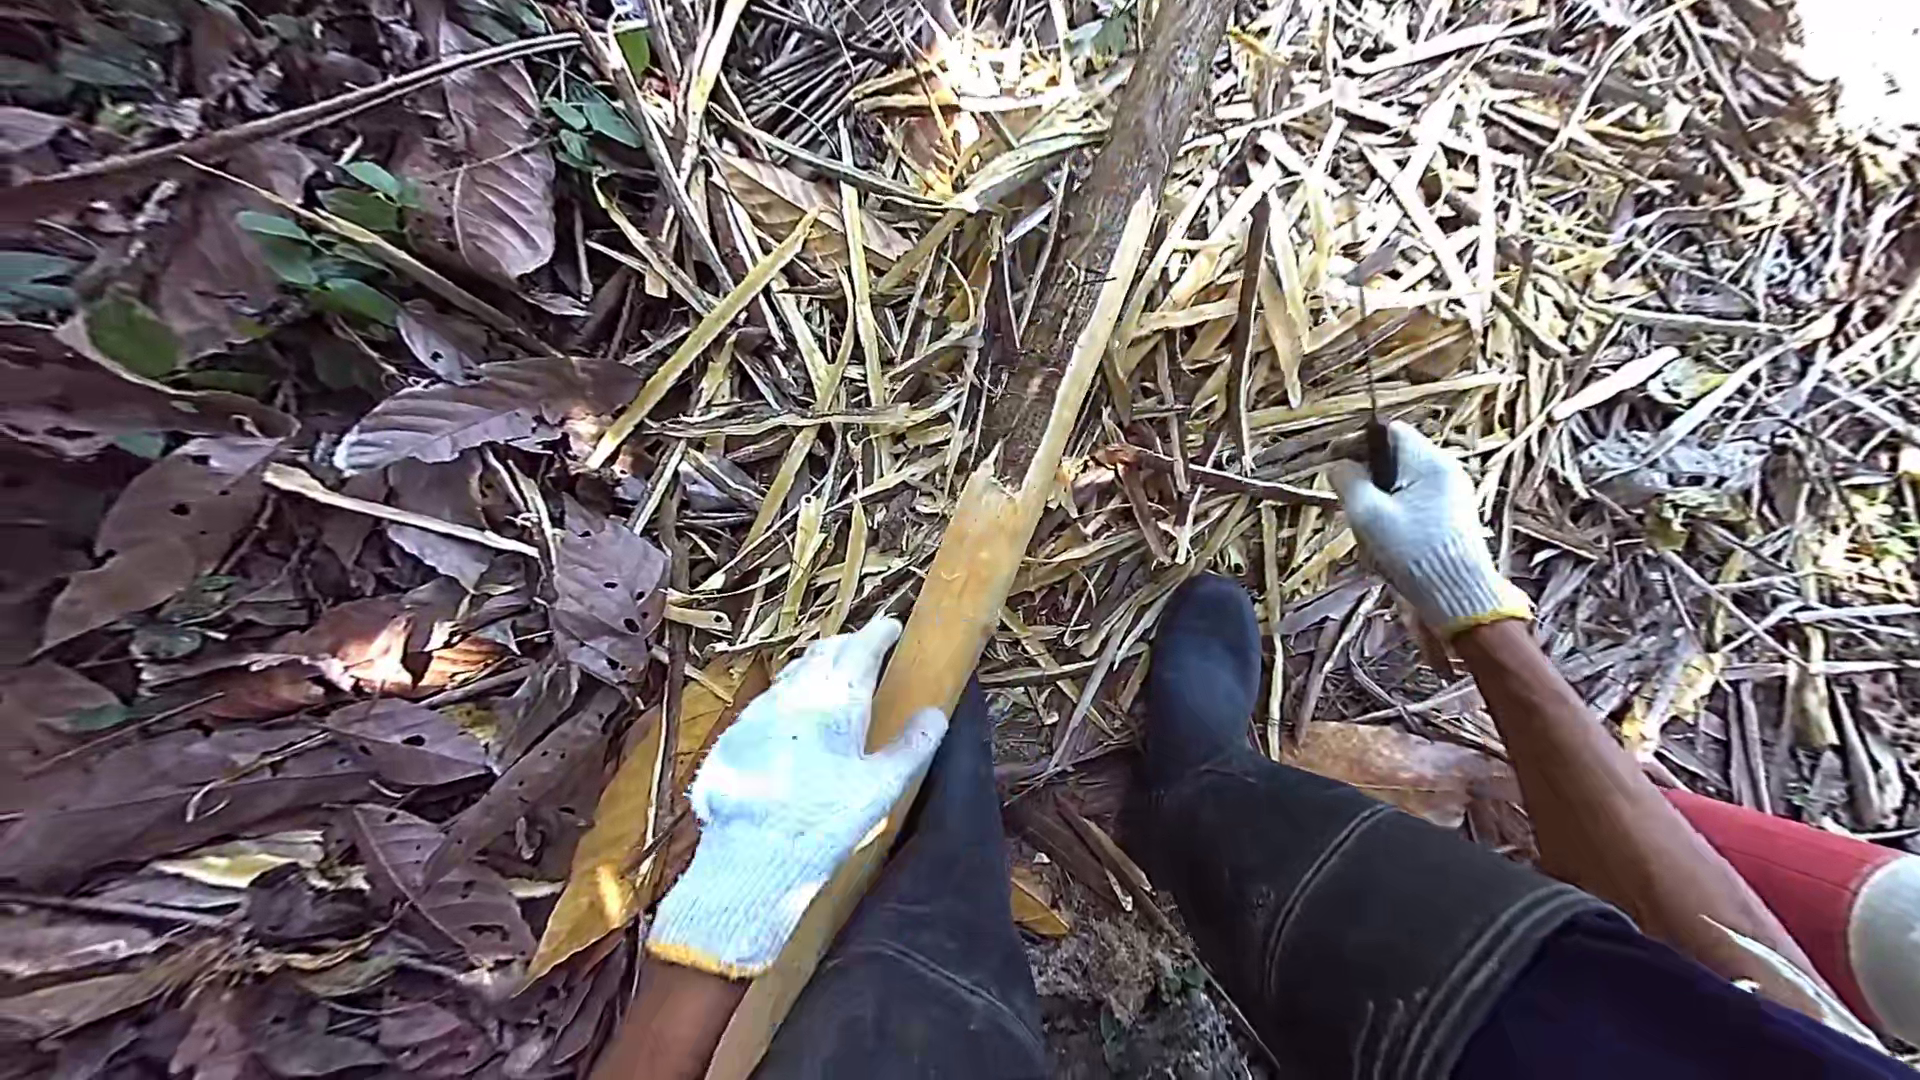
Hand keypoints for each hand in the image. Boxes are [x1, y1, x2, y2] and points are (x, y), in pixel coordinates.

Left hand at [647, 617, 946, 977]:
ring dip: (818, 664)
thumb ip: (912, 746)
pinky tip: (794, 714)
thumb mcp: (881, 787)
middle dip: (849, 643)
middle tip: (865, 648)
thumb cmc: (825, 820)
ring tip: (832, 674)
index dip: (880, 632)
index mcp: (840, 697)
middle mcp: (799, 691)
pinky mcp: (737, 731)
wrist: (750, 856)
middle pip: (828, 650)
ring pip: (796, 670)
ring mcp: (763, 708)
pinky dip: (791, 692)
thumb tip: (935, 714)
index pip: (863, 646)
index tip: (891, 625)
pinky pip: (771, 697)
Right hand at [1327, 421, 1530, 637]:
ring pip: (1399, 481)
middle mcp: (1445, 472)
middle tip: (1343, 496)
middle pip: (1393, 457)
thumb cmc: (1411, 550)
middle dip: (1364, 473)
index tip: (1330, 460)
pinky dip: (1389, 511)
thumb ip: (1348, 481)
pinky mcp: (1448, 515)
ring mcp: (1450, 494)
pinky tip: (1381, 536)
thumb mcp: (1368, 513)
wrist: (1456, 594)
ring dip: (1374, 496)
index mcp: (1430, 463)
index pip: (1388, 432)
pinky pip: (1410, 500)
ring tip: (1362, 523)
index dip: (1355, 441)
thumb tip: (1337, 465)